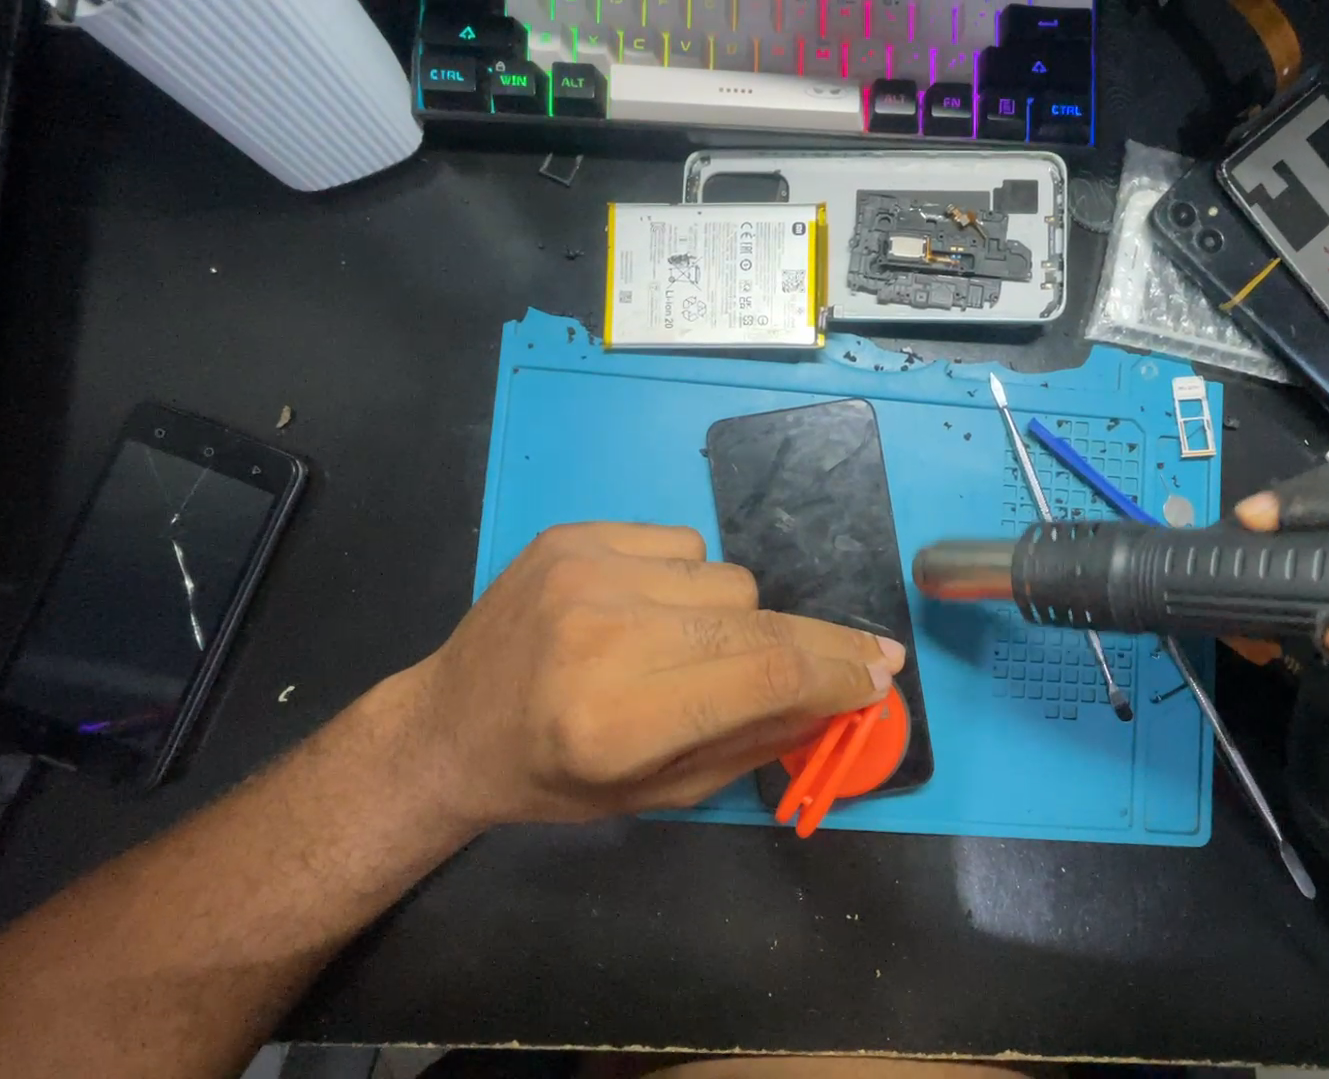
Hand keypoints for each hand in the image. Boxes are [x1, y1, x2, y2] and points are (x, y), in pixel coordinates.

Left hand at [394, 523, 904, 826]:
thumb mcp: (658, 793)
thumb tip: (836, 699)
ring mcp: (584, 572)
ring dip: (739, 617)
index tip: (881, 675)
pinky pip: (685, 546)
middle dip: (822, 643)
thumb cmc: (554, 777)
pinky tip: (653, 609)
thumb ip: (752, 744)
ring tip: (697, 645)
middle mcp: (601, 635)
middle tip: (866, 655)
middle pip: (756, 620)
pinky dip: (691, 581)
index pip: (762, 675)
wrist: (448, 723)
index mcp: (616, 721)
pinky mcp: (573, 535)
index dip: (835, 673)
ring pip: (729, 579)